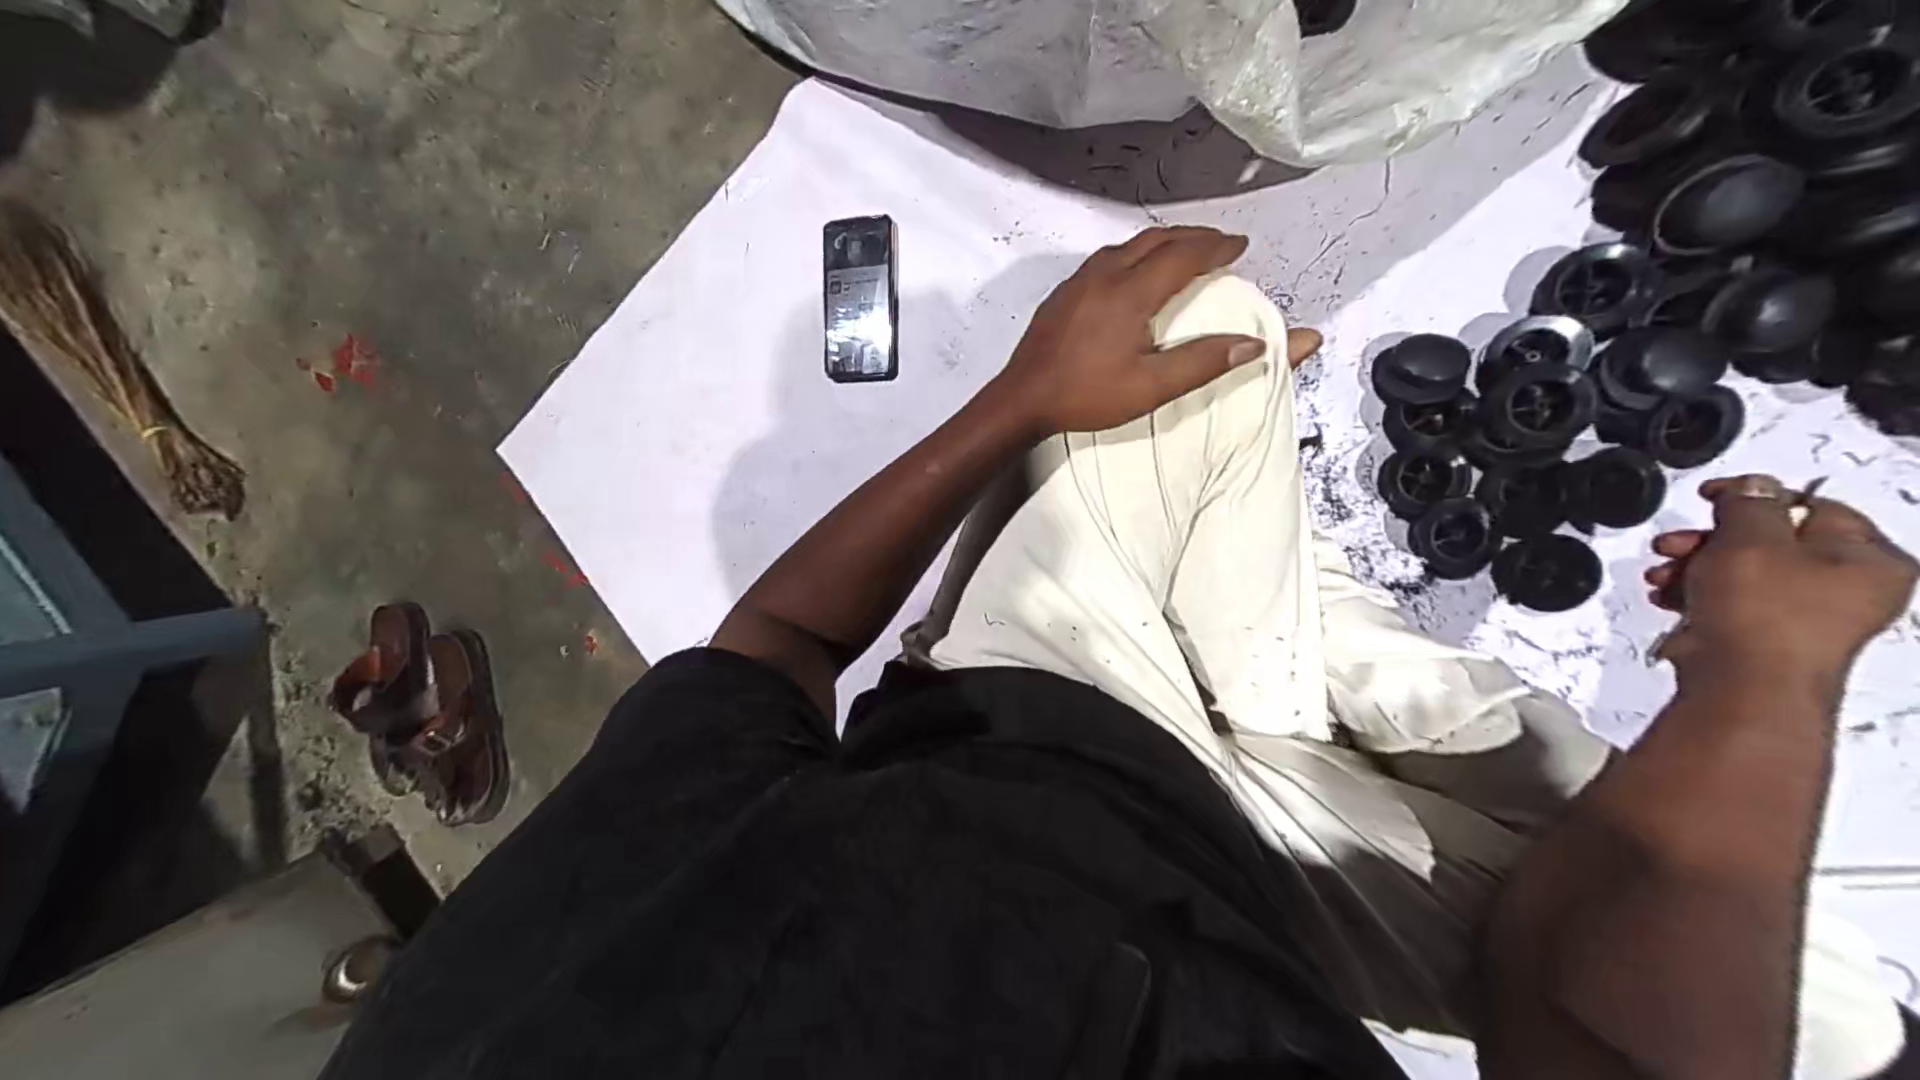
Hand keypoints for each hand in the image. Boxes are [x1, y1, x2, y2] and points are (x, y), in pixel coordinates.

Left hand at [992, 226, 1321, 435]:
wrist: (1021, 400)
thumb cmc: (1084, 396)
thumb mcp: (1149, 388)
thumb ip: (1201, 364)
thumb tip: (1251, 345)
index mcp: (1129, 293)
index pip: (1183, 255)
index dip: (1216, 247)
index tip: (1239, 246)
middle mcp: (1103, 276)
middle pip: (1155, 240)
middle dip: (1192, 236)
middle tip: (1217, 244)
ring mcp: (1076, 283)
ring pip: (1126, 246)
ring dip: (1159, 242)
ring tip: (1180, 252)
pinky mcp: (1060, 296)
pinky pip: (1103, 260)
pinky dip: (1130, 255)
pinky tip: (1130, 273)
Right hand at [1644, 475, 1916, 677]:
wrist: (1742, 680)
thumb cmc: (1760, 610)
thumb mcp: (1749, 541)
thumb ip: (1750, 505)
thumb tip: (1753, 486)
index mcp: (1869, 559)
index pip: (1811, 506)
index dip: (1754, 497)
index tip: (1708, 496)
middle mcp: (1850, 586)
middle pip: (1769, 541)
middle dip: (1709, 540)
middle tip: (1673, 544)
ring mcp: (1809, 614)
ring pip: (1743, 571)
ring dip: (1694, 566)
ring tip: (1664, 575)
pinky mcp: (1769, 633)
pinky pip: (1731, 599)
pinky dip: (1697, 592)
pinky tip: (1671, 596)